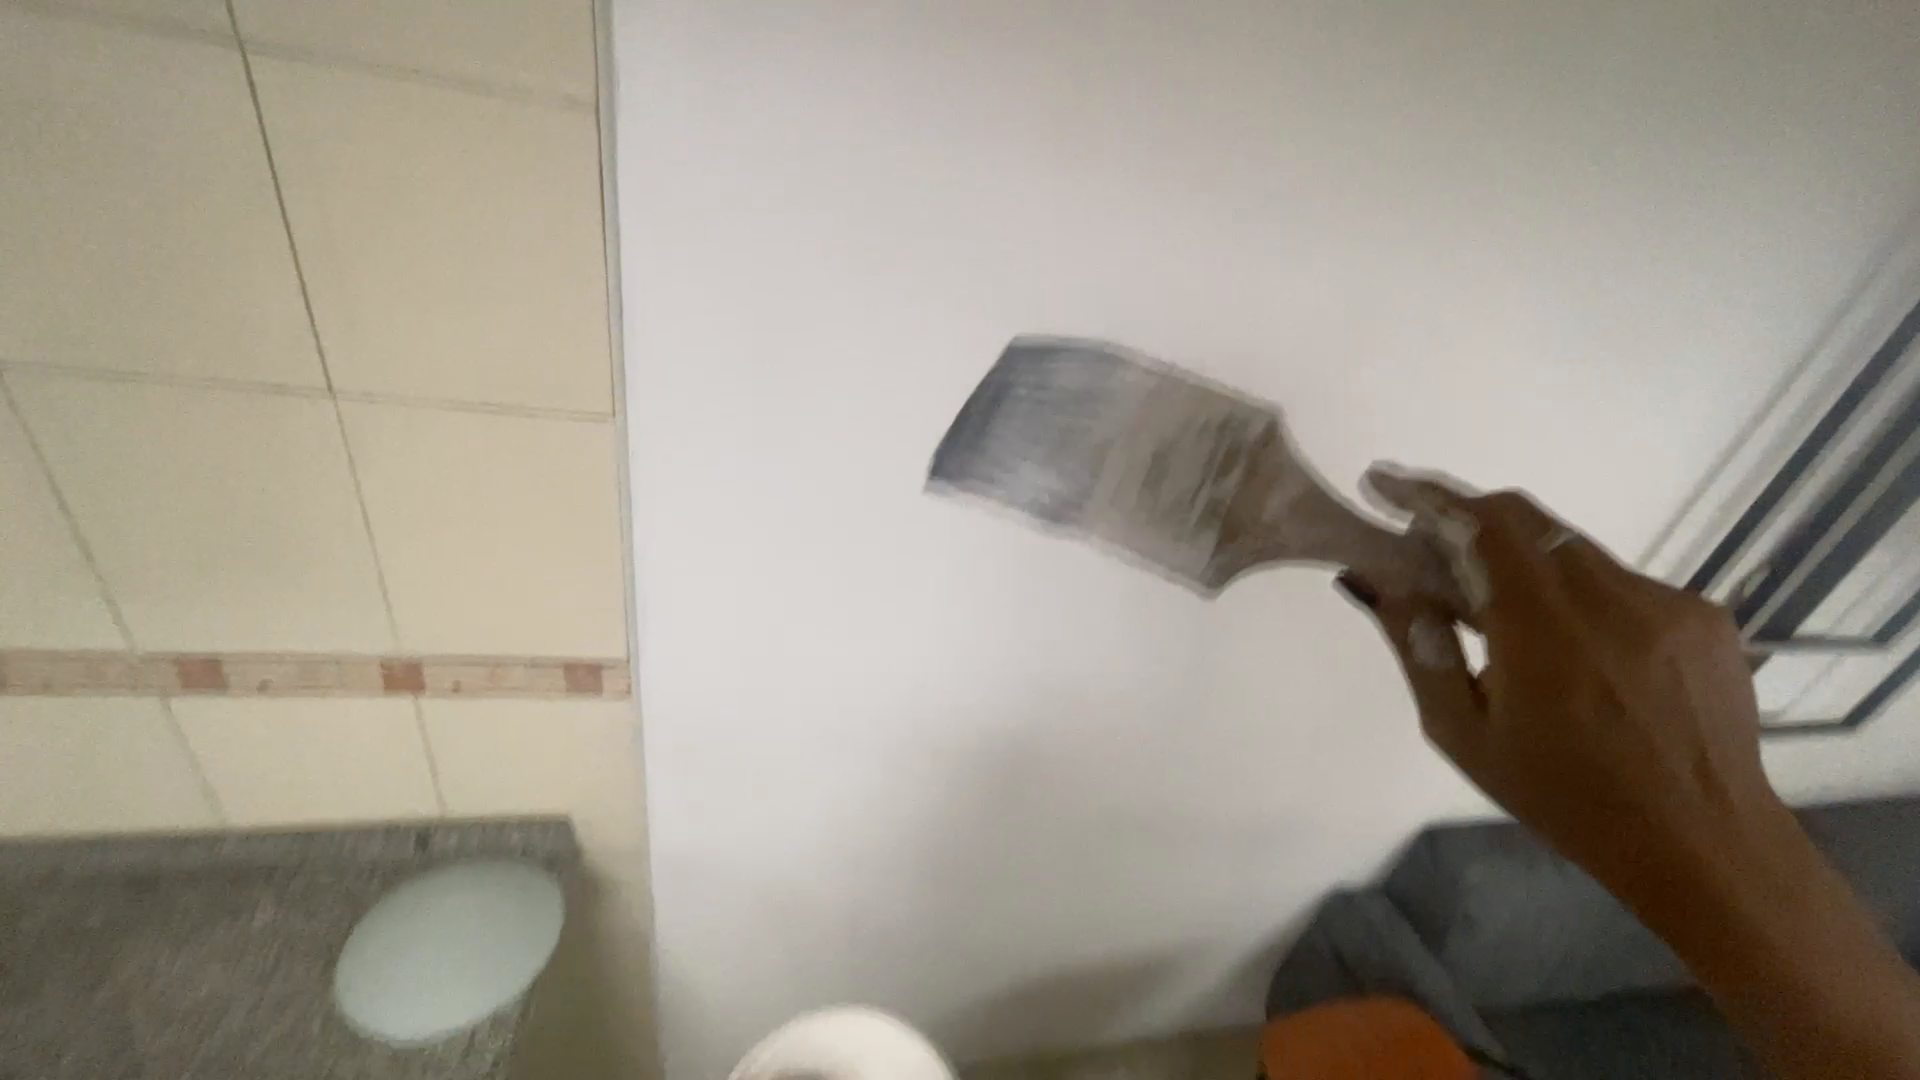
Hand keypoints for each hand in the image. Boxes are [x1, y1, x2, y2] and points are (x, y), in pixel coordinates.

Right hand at [1341, 466, 1780, 885]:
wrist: (1701, 845)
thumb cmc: (1559, 793)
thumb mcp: (1460, 730)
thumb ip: (1418, 646)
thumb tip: (1378, 582)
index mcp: (1544, 628)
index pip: (1485, 523)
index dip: (1430, 494)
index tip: (1384, 482)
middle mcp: (1612, 598)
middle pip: (1527, 519)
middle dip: (1465, 515)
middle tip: (1423, 540)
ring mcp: (1668, 604)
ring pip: (1570, 548)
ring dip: (1516, 555)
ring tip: (1489, 604)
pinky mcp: (1704, 618)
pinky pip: (1616, 580)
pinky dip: (1569, 588)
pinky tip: (1564, 642)